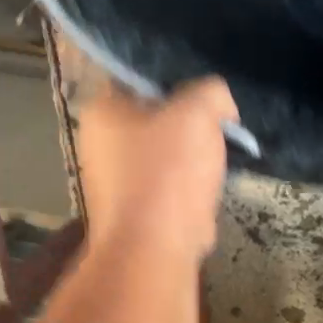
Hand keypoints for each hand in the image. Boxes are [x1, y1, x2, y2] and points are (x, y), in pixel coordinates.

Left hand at [74, 78, 238, 262]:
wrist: (155, 244)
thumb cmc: (169, 170)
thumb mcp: (199, 111)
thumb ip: (212, 91)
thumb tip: (219, 106)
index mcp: (103, 110)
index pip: (143, 78)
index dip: (182, 80)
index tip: (211, 95)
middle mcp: (100, 140)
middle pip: (158, 114)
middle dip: (193, 119)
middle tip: (222, 125)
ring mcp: (115, 175)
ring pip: (166, 147)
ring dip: (195, 150)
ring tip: (221, 155)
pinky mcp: (134, 203)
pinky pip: (170, 177)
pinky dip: (191, 178)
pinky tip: (211, 182)